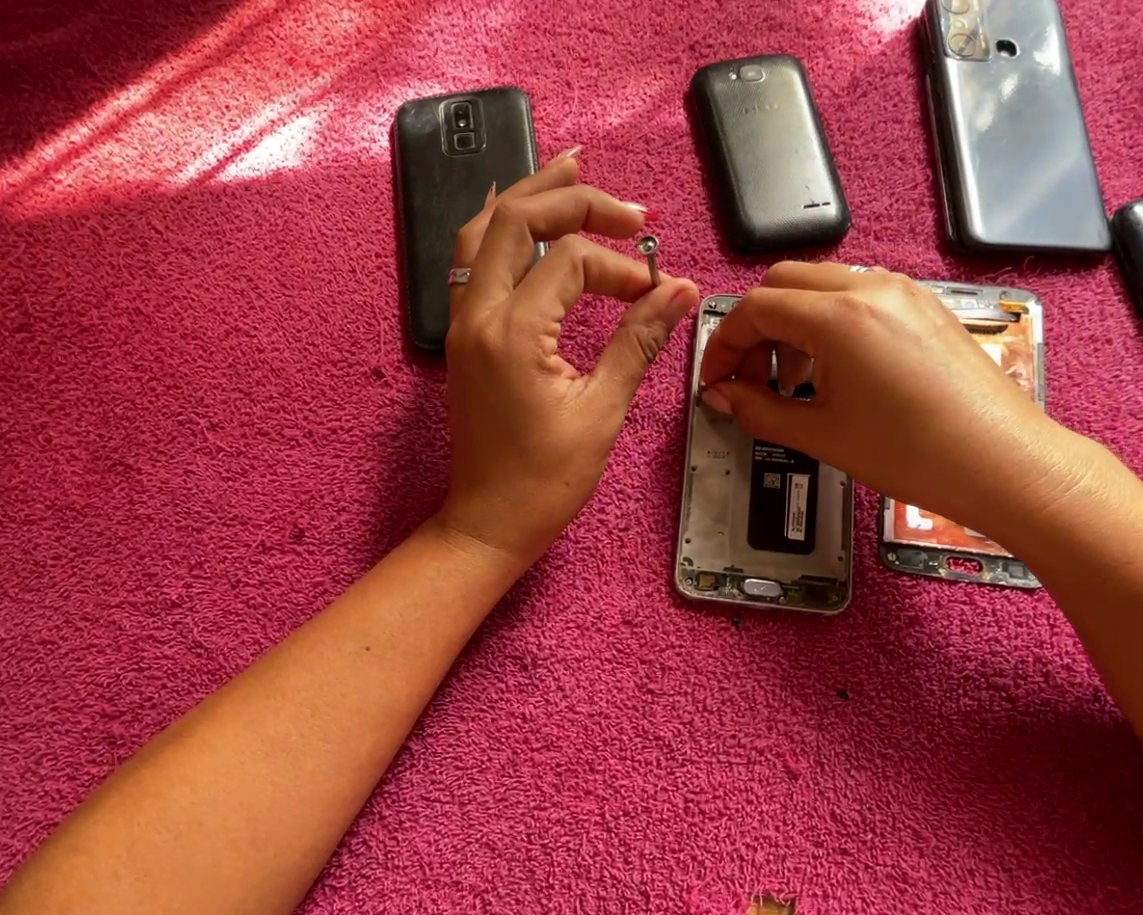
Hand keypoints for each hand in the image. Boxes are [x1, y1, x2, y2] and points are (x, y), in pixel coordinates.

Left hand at [438, 151, 699, 564]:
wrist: (491, 519)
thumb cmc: (546, 479)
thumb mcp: (602, 410)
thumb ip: (639, 341)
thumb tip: (679, 290)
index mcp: (513, 333)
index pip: (570, 261)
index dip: (619, 267)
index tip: (651, 293)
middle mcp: (478, 316)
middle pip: (517, 217)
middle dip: (574, 200)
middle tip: (624, 207)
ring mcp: (463, 324)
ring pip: (483, 230)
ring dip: (528, 195)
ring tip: (571, 167)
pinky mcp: (463, 336)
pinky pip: (470, 261)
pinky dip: (498, 228)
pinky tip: (521, 212)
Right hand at [698, 262, 1090, 536]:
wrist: (1002, 462)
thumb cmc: (914, 453)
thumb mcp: (819, 435)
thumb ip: (758, 410)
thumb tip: (722, 396)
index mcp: (838, 316)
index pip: (755, 308)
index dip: (723, 345)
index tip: (716, 382)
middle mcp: (870, 289)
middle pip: (783, 283)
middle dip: (754, 328)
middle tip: (747, 378)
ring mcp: (902, 292)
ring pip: (820, 286)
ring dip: (790, 324)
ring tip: (792, 382)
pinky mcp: (923, 307)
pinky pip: (857, 297)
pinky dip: (826, 324)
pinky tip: (831, 373)